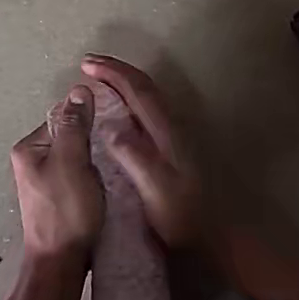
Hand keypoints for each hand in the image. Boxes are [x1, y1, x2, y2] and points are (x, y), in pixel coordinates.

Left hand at [10, 86, 104, 263]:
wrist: (62, 262)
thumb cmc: (66, 213)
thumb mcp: (71, 163)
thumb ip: (74, 126)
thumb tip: (79, 90)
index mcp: (30, 147)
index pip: (64, 115)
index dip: (91, 116)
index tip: (114, 123)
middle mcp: (34, 159)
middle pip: (72, 132)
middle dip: (95, 136)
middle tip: (119, 144)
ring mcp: (48, 178)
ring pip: (80, 152)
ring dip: (99, 155)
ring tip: (118, 161)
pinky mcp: (62, 194)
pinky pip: (83, 170)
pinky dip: (97, 170)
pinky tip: (111, 177)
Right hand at [81, 54, 211, 251]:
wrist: (211, 235)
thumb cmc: (182, 215)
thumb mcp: (155, 188)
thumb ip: (135, 156)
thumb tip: (110, 124)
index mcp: (166, 132)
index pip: (139, 91)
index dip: (113, 73)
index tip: (87, 64)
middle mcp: (172, 129)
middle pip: (145, 89)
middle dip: (117, 73)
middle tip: (89, 65)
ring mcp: (175, 139)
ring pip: (148, 100)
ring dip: (124, 86)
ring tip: (98, 84)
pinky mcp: (173, 151)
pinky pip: (147, 115)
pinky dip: (130, 104)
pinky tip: (118, 116)